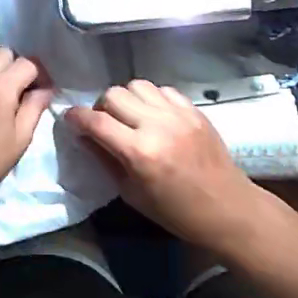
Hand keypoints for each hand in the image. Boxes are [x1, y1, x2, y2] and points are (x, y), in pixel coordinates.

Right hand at [67, 80, 272, 251]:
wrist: (227, 209)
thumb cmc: (175, 211)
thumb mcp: (130, 193)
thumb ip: (105, 159)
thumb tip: (83, 136)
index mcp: (139, 152)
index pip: (96, 121)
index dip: (76, 117)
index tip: (69, 120)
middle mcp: (157, 126)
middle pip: (113, 95)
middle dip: (101, 107)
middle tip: (104, 124)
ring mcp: (178, 114)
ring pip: (136, 85)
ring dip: (126, 99)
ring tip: (129, 117)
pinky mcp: (194, 110)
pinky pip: (162, 89)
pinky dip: (151, 99)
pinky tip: (153, 116)